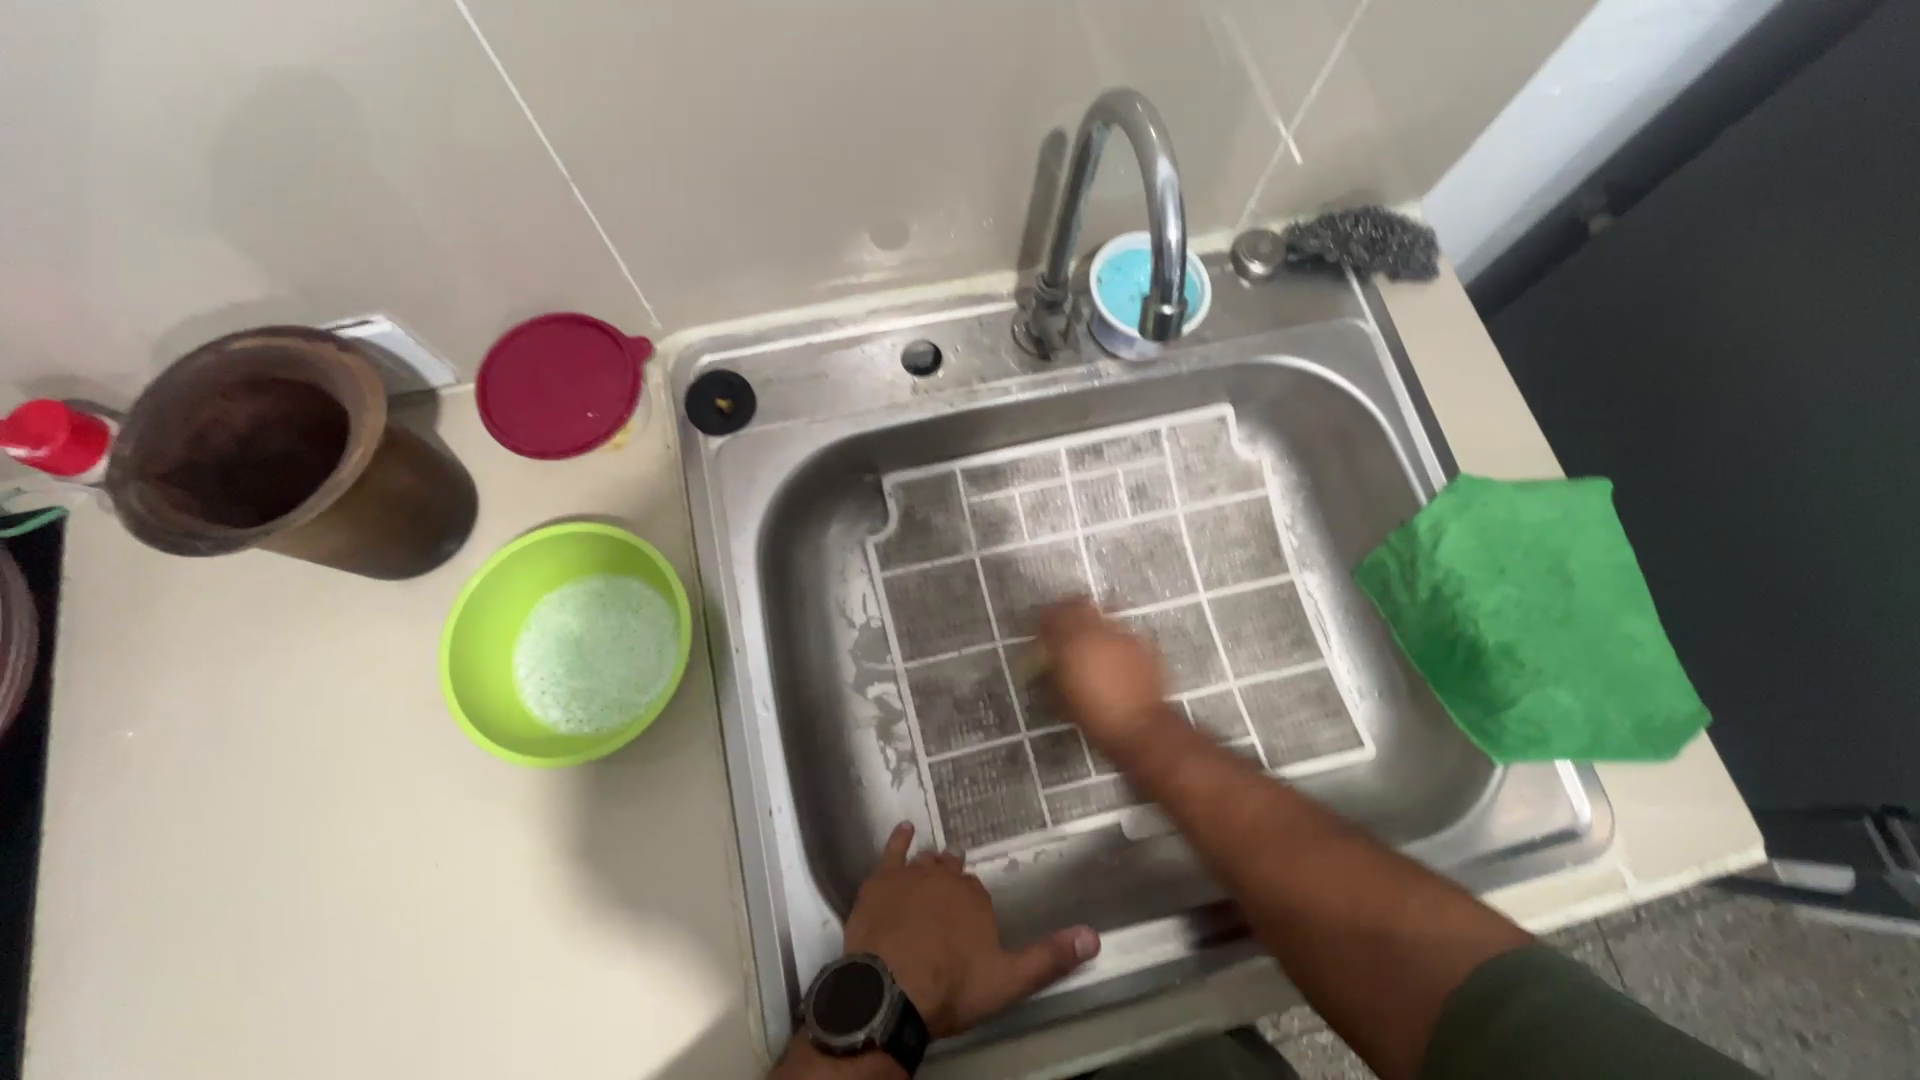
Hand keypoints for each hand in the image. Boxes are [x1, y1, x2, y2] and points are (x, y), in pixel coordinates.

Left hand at [842, 822, 1098, 1038]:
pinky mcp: (879, 881)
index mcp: (975, 899)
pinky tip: (903, 829)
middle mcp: (946, 879)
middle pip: (952, 871)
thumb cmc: (950, 987)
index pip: (978, 891)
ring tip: (933, 863)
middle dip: (953, 877)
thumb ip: (1049, 957)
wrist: (889, 990)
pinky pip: (892, 851)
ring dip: (930, 864)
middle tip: (952, 889)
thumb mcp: (1008, 980)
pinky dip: (899, 839)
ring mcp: (910, 877)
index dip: (974, 902)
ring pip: (925, 862)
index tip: (973, 912)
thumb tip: (1094, 936)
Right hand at [1037, 597, 1176, 759]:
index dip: (1043, 618)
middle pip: (1078, 604)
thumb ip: (1051, 671)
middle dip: (1067, 612)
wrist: (1142, 728)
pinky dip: (1115, 639)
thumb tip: (1047, 660)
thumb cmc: (1094, 718)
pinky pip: (1124, 632)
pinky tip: (1115, 655)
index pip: (1051, 614)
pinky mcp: (1145, 644)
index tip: (1040, 629)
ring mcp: (1125, 634)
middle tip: (1063, 628)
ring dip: (1093, 625)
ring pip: (1103, 616)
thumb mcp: (1060, 698)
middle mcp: (1098, 630)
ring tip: (1091, 643)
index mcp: (1072, 641)